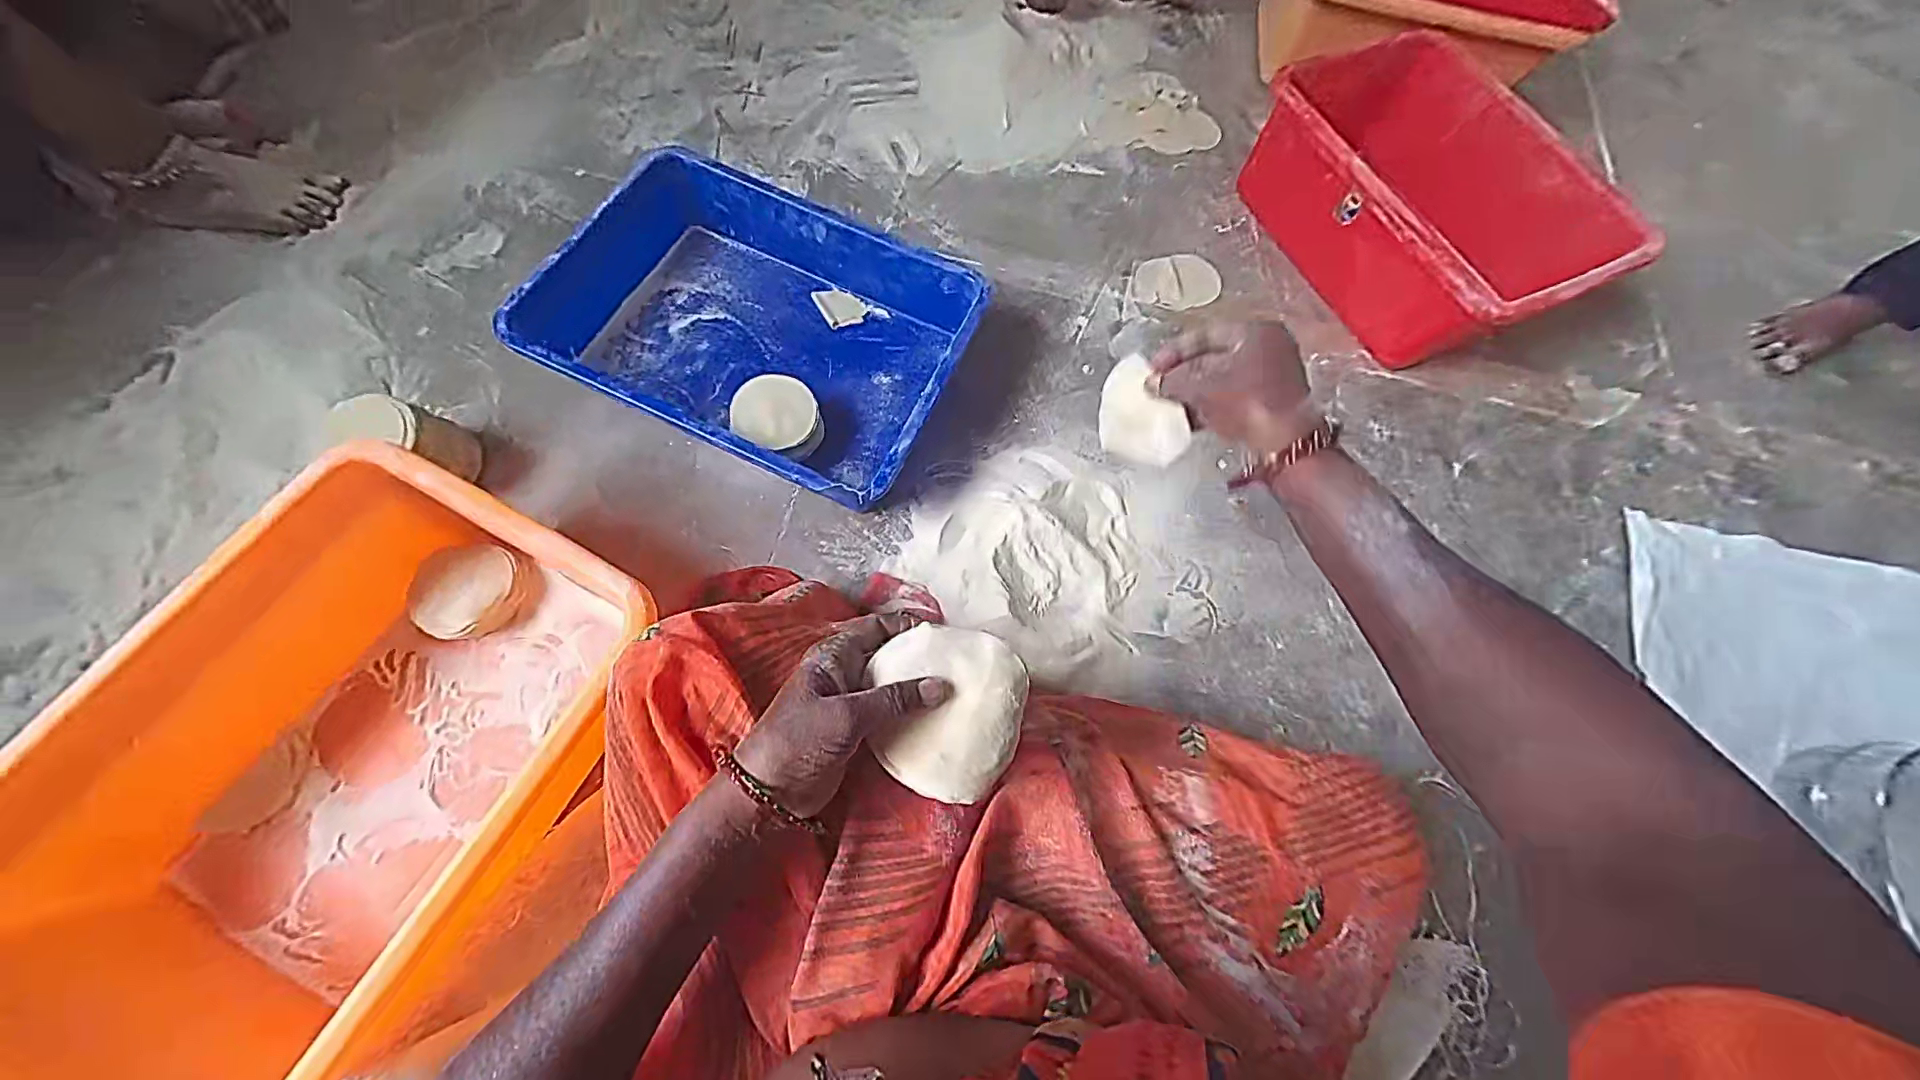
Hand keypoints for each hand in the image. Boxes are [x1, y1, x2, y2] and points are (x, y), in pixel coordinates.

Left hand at [733, 614, 950, 817]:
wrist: (769, 793)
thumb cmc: (798, 742)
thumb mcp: (847, 715)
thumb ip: (893, 699)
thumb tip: (941, 685)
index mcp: (834, 657)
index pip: (876, 628)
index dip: (906, 623)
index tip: (941, 627)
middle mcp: (844, 673)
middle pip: (886, 654)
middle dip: (916, 652)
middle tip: (953, 655)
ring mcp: (850, 702)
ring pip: (890, 684)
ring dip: (915, 683)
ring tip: (951, 681)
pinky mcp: (856, 729)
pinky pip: (889, 712)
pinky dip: (909, 710)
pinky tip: (933, 713)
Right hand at [1148, 320, 1320, 453]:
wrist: (1285, 445)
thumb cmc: (1248, 403)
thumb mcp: (1203, 387)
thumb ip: (1173, 381)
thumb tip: (1153, 383)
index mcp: (1255, 333)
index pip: (1204, 334)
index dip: (1174, 351)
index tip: (1152, 369)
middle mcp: (1266, 349)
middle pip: (1212, 357)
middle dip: (1181, 375)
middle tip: (1157, 388)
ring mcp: (1269, 378)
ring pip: (1219, 381)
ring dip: (1191, 394)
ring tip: (1166, 407)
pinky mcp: (1267, 405)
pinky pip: (1229, 399)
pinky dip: (1207, 407)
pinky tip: (1187, 421)